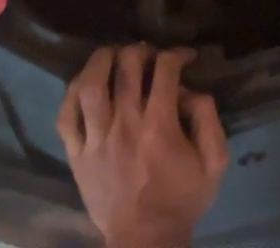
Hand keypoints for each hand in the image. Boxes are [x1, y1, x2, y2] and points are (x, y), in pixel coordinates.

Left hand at [58, 46, 229, 247]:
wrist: (145, 242)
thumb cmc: (181, 201)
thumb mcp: (214, 163)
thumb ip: (209, 121)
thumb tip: (193, 91)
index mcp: (159, 125)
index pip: (165, 69)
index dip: (177, 54)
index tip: (184, 58)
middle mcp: (125, 124)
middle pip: (127, 67)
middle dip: (140, 51)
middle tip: (148, 55)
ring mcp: (96, 139)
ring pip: (91, 85)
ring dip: (101, 61)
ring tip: (112, 55)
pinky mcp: (77, 155)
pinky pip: (66, 117)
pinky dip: (72, 94)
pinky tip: (83, 84)